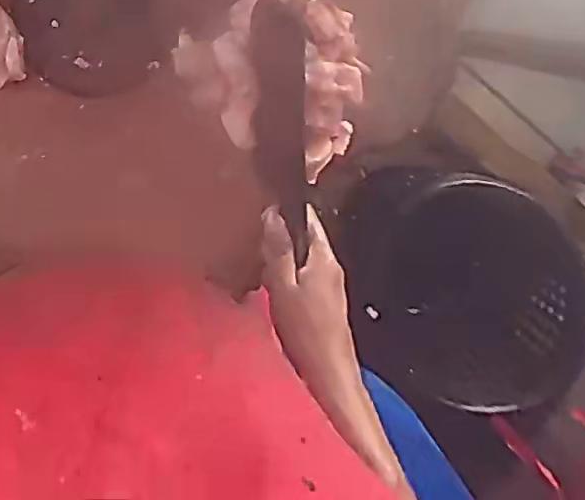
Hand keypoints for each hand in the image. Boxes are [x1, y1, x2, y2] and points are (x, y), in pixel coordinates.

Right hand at [261, 205, 355, 376]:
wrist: (330, 379)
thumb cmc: (306, 332)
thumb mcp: (283, 286)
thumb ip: (278, 249)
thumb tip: (273, 213)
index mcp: (324, 256)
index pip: (308, 216)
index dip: (285, 208)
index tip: (261, 206)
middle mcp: (331, 265)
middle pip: (305, 235)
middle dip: (280, 233)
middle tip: (253, 237)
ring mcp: (331, 284)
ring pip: (303, 255)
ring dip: (282, 255)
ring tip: (257, 259)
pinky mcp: (326, 301)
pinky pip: (304, 274)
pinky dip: (287, 273)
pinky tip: (270, 285)